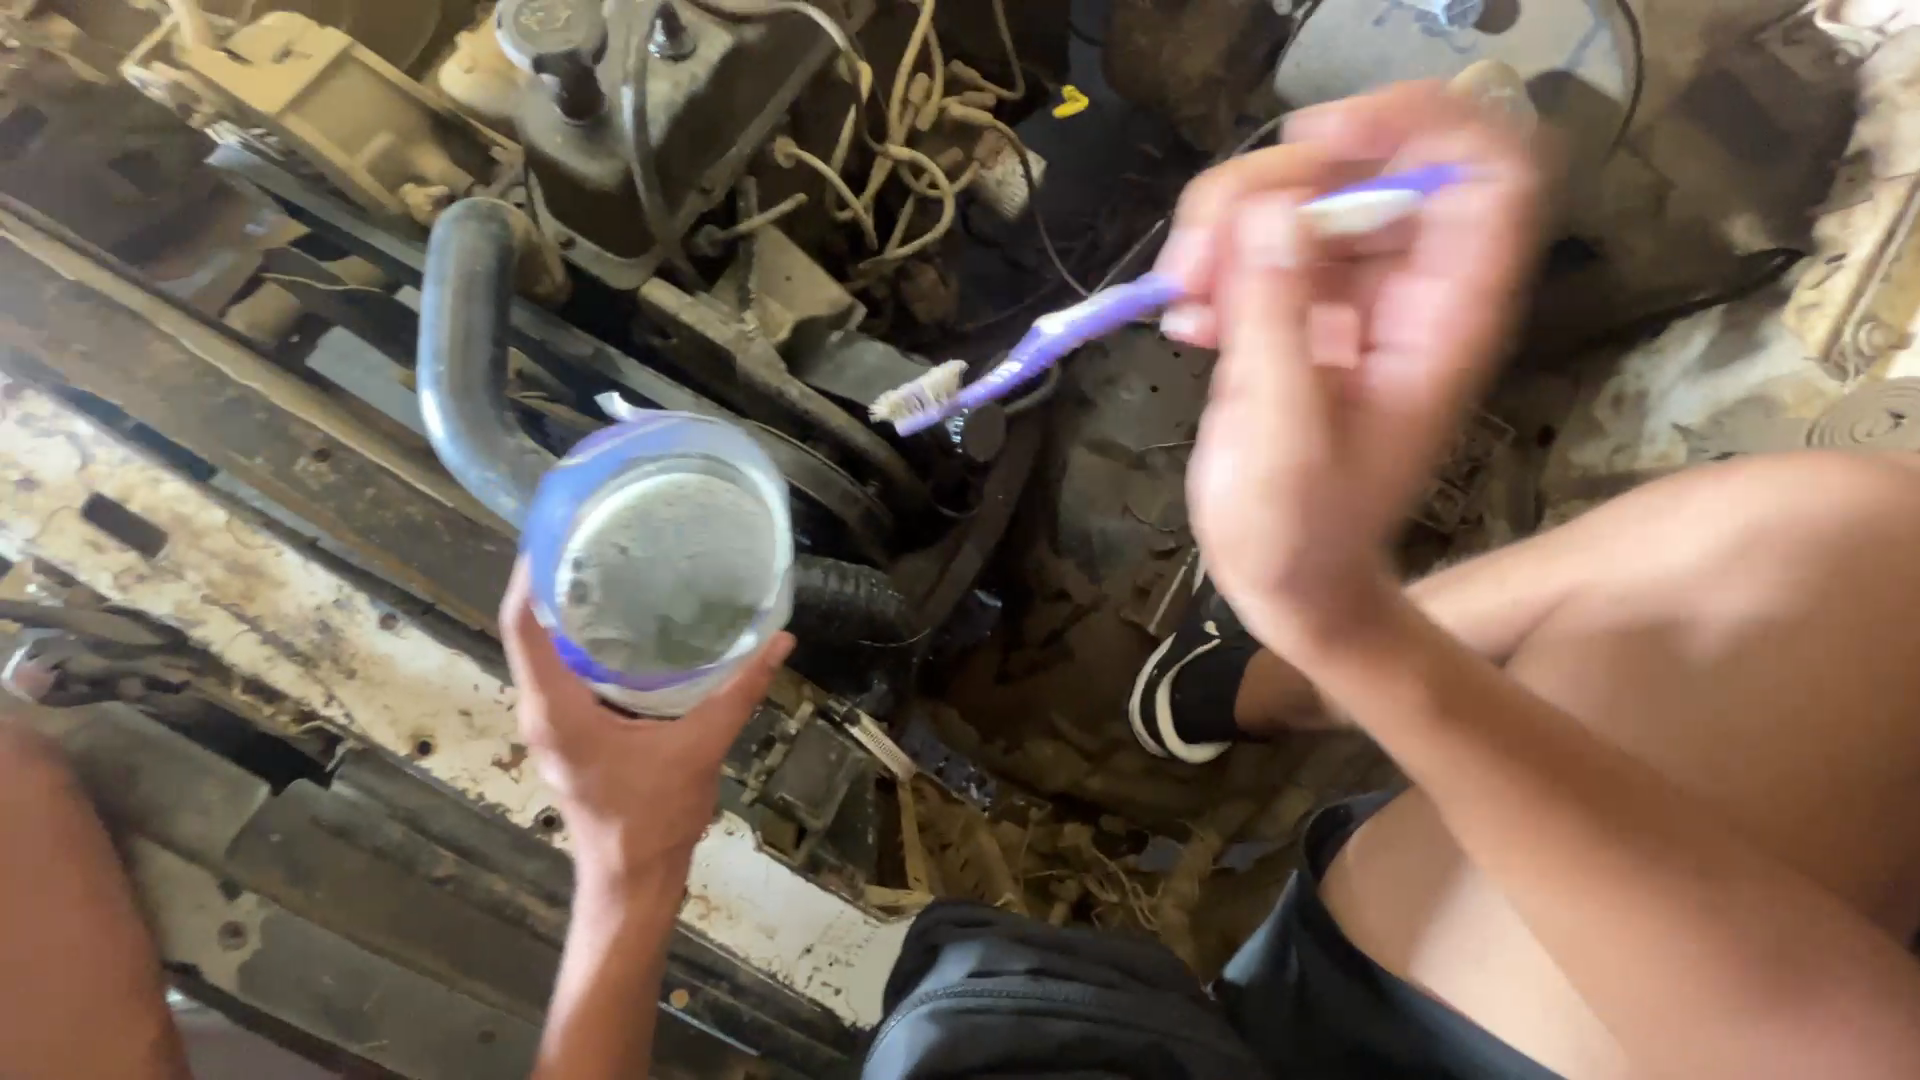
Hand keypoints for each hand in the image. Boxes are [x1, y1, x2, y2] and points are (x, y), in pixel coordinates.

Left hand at [499, 561, 794, 880]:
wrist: (634, 877)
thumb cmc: (656, 816)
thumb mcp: (703, 747)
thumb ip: (740, 691)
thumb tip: (781, 640)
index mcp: (558, 709)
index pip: (524, 626)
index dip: (532, 575)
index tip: (558, 530)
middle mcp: (541, 709)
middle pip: (528, 629)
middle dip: (552, 578)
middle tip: (594, 533)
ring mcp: (550, 722)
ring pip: (543, 649)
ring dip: (565, 607)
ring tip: (607, 563)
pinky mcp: (567, 730)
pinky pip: (561, 668)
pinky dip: (581, 636)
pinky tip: (622, 620)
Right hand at [1159, 82, 1542, 649]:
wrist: (1283, 582)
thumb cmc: (1296, 532)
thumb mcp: (1282, 430)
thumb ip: (1277, 319)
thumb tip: (1266, 210)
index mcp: (1440, 318)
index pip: (1480, 170)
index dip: (1413, 127)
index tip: (1311, 145)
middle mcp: (1400, 295)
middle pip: (1359, 174)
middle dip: (1265, 194)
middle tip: (1193, 261)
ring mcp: (1343, 307)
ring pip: (1293, 206)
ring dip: (1221, 235)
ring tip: (1179, 301)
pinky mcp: (1292, 322)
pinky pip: (1253, 258)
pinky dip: (1211, 275)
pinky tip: (1185, 328)